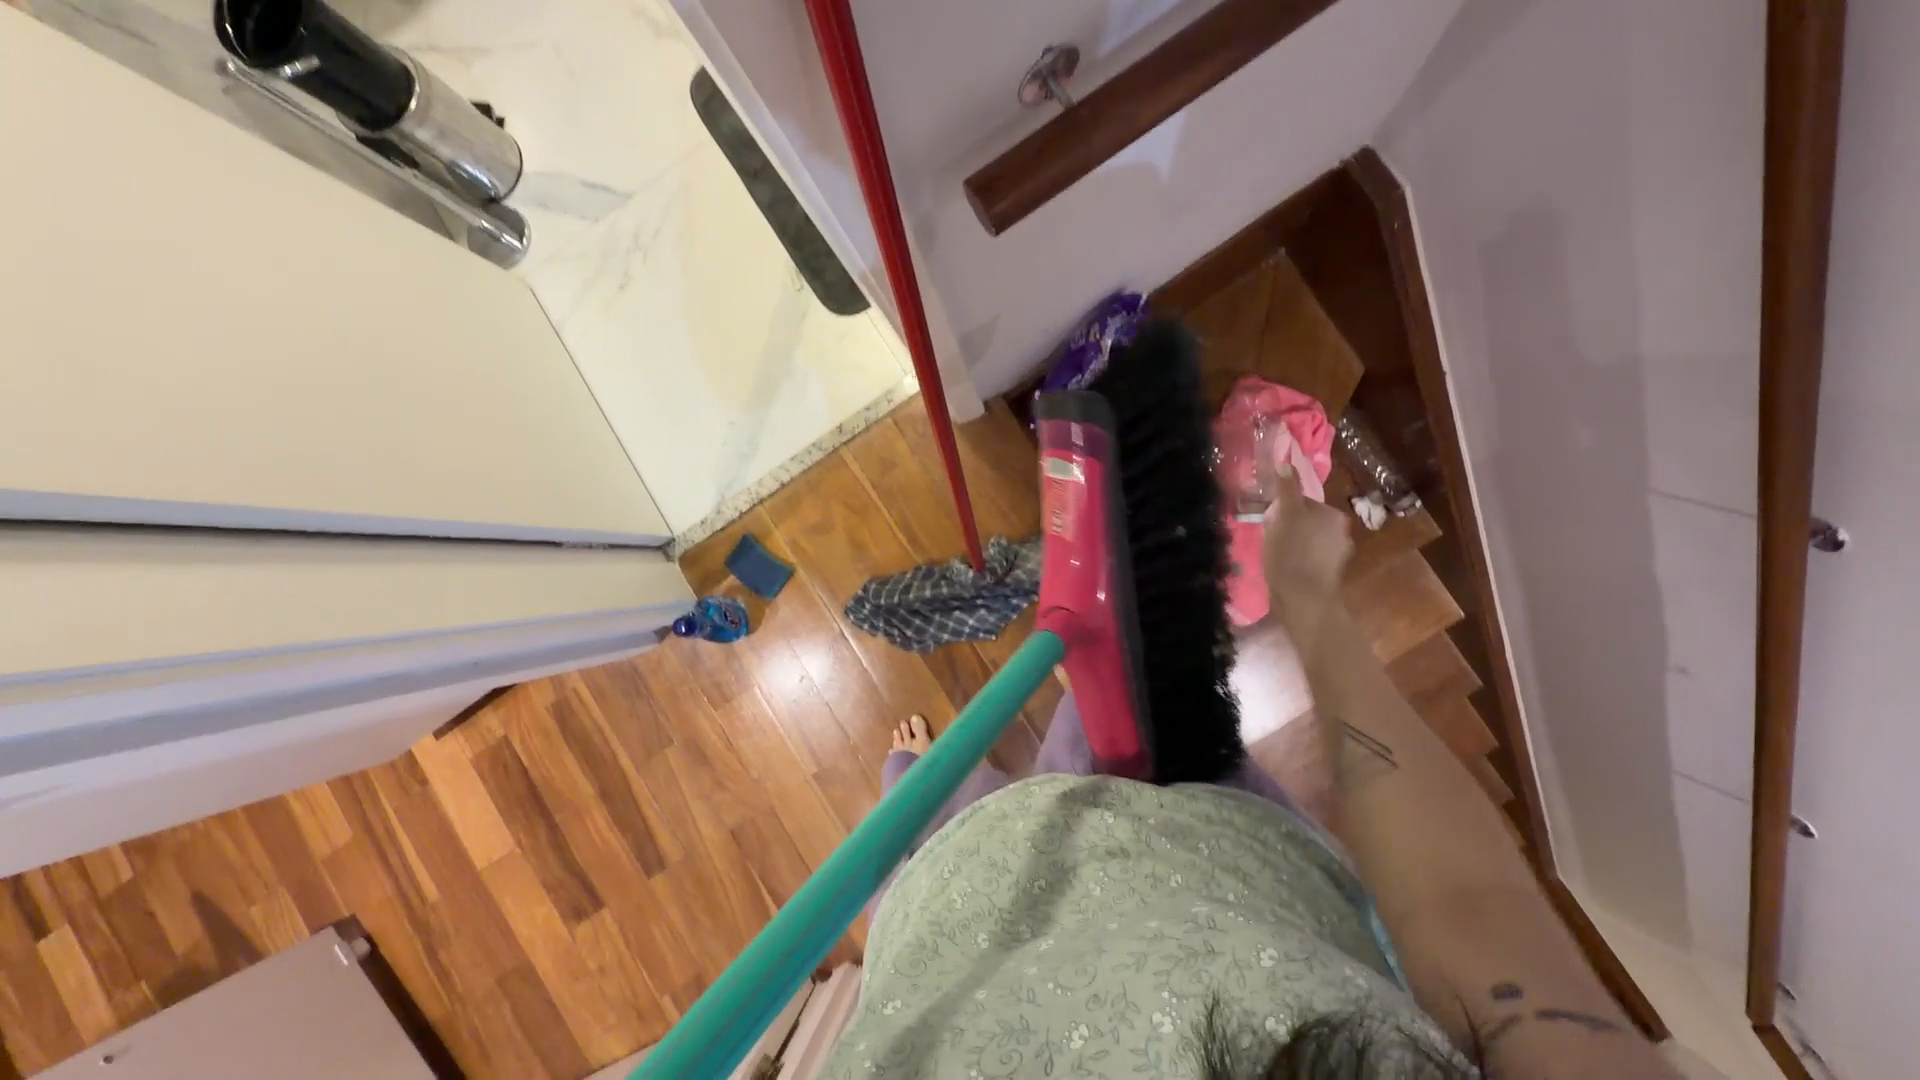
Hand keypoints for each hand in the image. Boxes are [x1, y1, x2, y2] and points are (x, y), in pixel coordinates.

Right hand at [1261, 466, 1351, 619]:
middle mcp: (1342, 532)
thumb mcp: (1286, 515)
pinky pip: (1311, 561)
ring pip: (1310, 542)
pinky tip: (1286, 570)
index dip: (1284, 509)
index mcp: (1333, 515)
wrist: (1303, 597)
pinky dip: (1300, 562)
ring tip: (1275, 556)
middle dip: (1292, 527)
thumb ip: (1287, 489)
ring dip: (1295, 545)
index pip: (1305, 503)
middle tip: (1270, 537)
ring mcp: (1338, 556)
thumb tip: (1286, 462)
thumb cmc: (1291, 552)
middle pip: (1309, 522)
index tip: (1270, 520)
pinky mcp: (1330, 576)